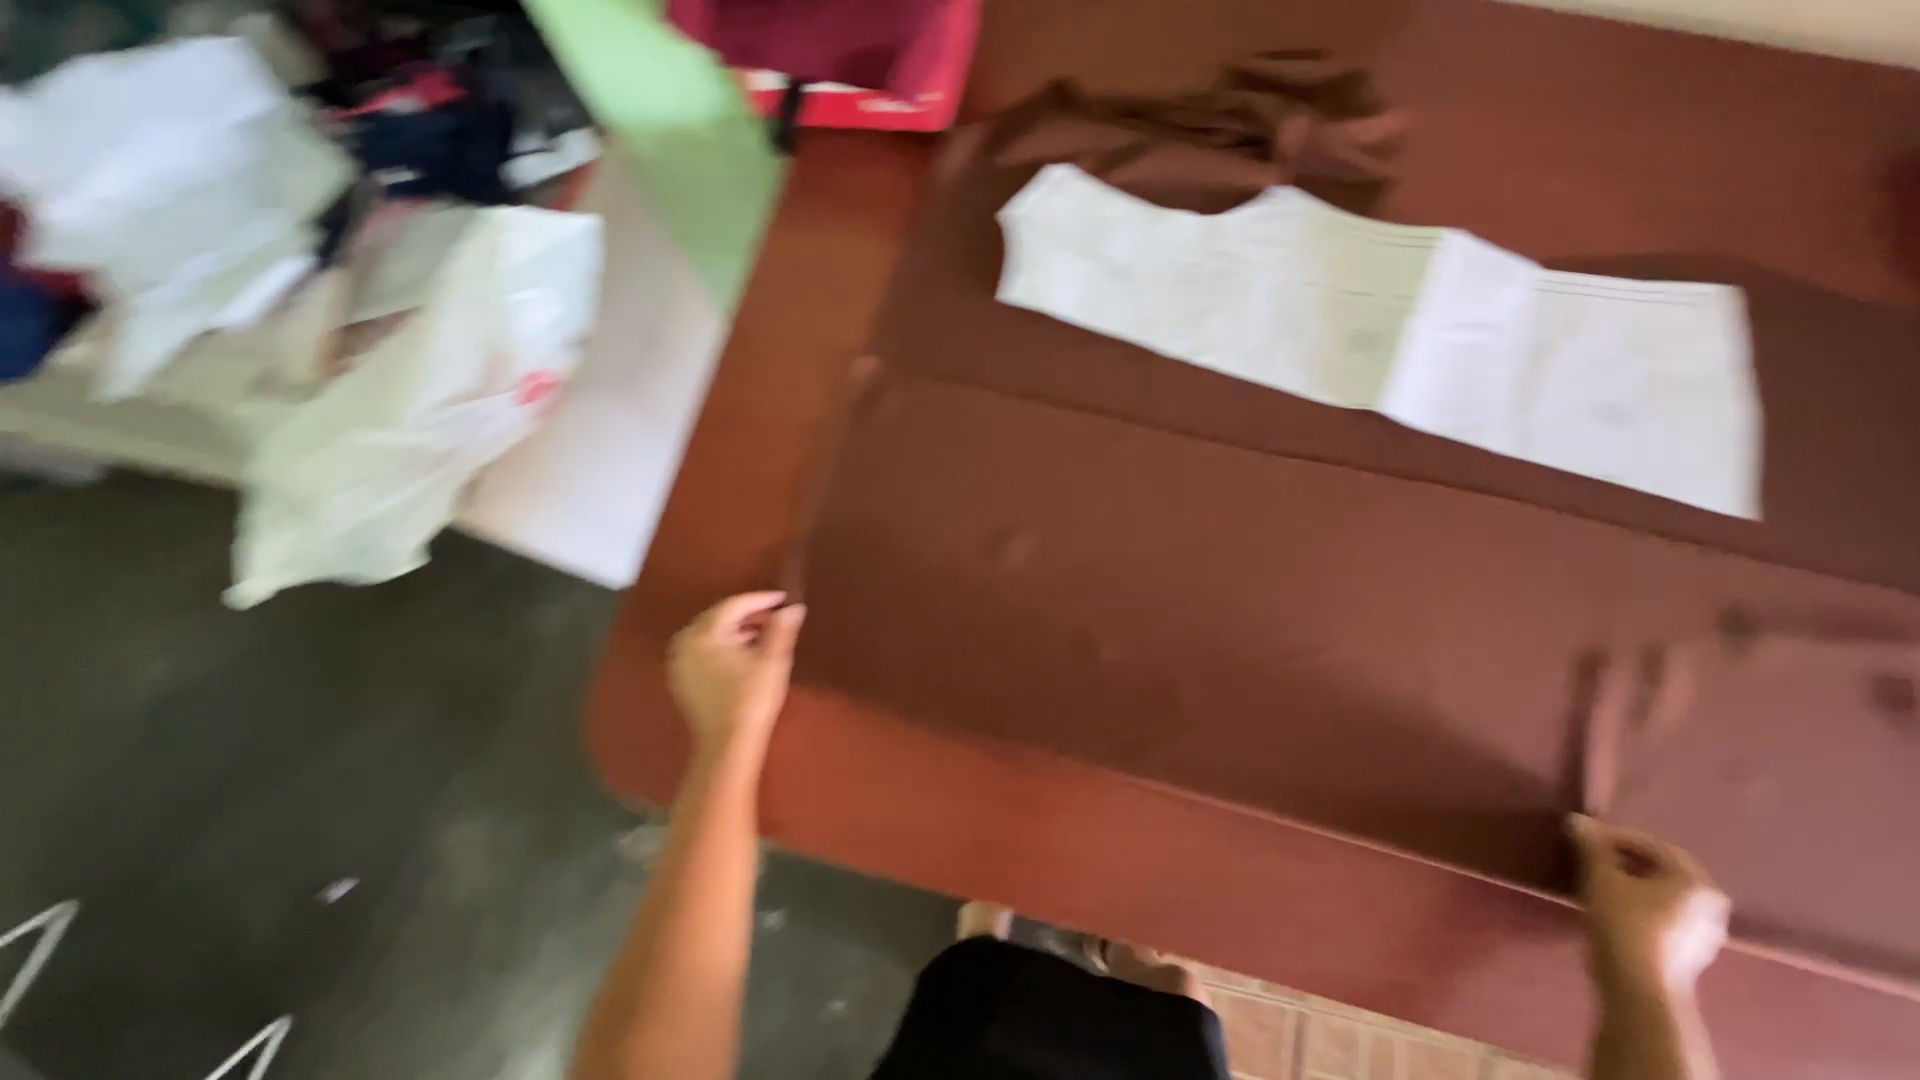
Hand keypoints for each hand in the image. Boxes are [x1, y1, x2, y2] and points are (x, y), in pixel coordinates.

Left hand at [667, 592, 806, 753]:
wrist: (728, 743)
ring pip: (709, 635)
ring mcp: (680, 663)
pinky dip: (722, 646)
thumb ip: (782, 629)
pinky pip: (703, 651)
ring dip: (735, 630)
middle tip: (774, 616)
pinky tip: (743, 654)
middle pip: (717, 617)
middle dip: (746, 614)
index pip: (732, 606)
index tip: (782, 599)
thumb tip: (794, 608)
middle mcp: (685, 643)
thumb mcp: (772, 660)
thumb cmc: (751, 698)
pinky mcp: (683, 680)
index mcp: (703, 634)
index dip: (759, 600)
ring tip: (762, 634)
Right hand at [1569, 814, 1729, 996]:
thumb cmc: (1623, 922)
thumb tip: (1577, 819)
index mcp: (1696, 881)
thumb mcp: (1601, 877)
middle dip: (1626, 858)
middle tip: (1592, 855)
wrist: (1638, 985)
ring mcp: (1706, 930)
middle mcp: (1711, 903)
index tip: (1585, 836)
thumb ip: (1591, 846)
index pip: (1654, 845)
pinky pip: (1666, 914)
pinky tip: (1616, 906)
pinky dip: (1642, 902)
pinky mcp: (1693, 950)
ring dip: (1634, 880)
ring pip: (1665, 893)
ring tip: (1600, 879)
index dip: (1616, 836)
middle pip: (1663, 868)